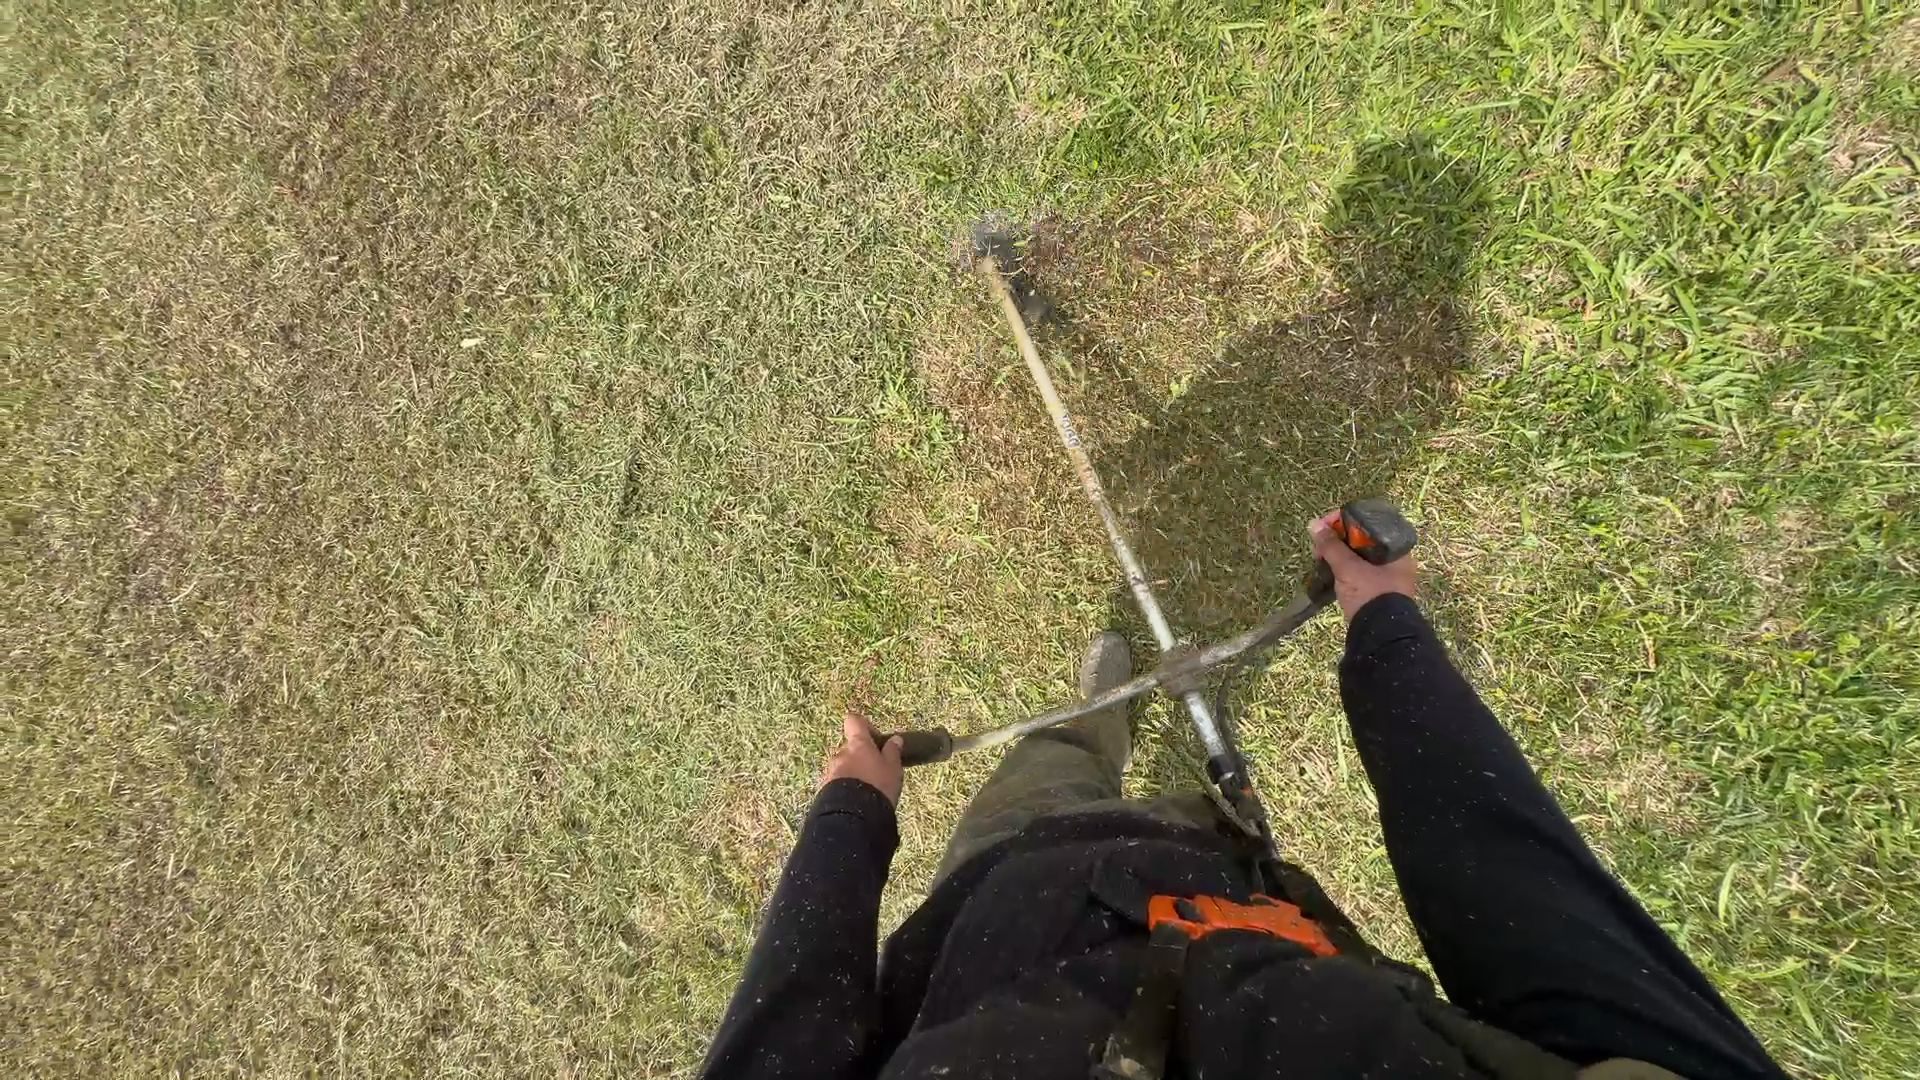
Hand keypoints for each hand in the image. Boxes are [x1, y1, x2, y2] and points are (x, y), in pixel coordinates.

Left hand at [820, 709, 903, 804]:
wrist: (854, 817)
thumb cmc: (878, 786)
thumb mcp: (893, 768)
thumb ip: (893, 751)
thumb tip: (895, 739)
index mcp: (858, 744)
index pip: (854, 721)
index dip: (863, 725)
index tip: (874, 737)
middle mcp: (841, 754)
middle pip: (850, 748)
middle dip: (860, 757)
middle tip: (875, 772)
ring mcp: (831, 771)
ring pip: (843, 766)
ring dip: (853, 773)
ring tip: (866, 790)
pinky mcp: (824, 789)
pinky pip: (837, 782)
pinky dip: (845, 787)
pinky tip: (856, 800)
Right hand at [1311, 511, 1417, 623]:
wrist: (1379, 633)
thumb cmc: (1369, 594)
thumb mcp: (1348, 567)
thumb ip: (1331, 546)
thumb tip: (1313, 524)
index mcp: (1396, 549)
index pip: (1369, 523)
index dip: (1344, 521)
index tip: (1324, 526)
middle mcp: (1394, 559)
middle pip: (1361, 539)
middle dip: (1336, 539)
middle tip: (1319, 546)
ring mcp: (1385, 575)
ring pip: (1357, 555)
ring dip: (1336, 554)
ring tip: (1319, 559)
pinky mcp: (1374, 589)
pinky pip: (1356, 570)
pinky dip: (1341, 568)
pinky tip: (1327, 571)